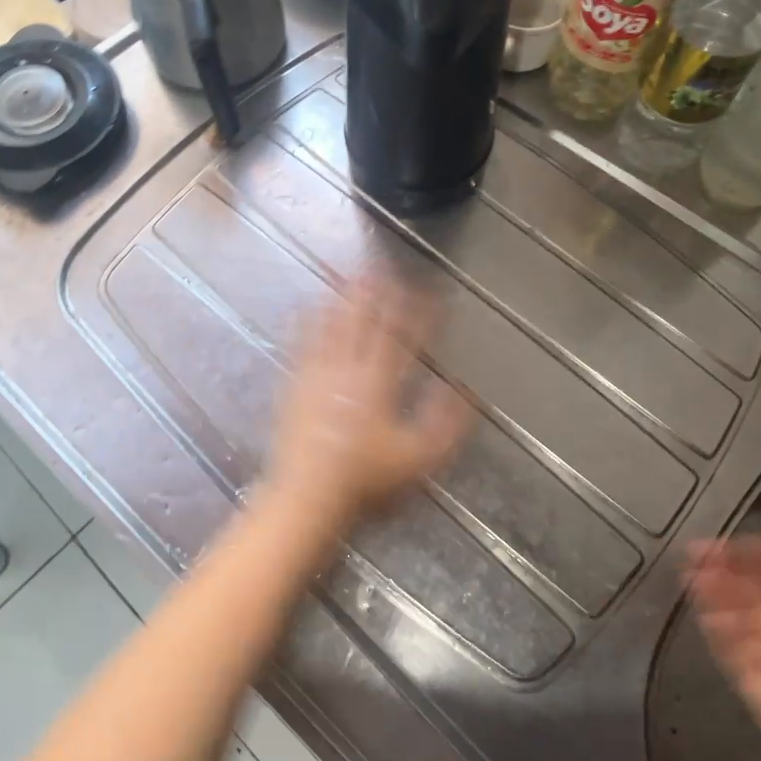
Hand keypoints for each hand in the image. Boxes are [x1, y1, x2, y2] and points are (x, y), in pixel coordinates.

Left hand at [262, 276, 471, 525]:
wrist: (307, 494)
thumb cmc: (367, 478)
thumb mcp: (419, 457)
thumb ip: (447, 422)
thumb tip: (466, 389)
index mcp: (381, 382)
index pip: (404, 336)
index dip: (420, 312)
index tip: (432, 292)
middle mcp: (349, 368)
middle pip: (365, 320)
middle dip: (379, 291)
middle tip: (387, 266)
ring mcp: (317, 373)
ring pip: (333, 323)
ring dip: (345, 296)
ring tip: (352, 271)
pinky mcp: (294, 383)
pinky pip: (301, 341)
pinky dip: (307, 319)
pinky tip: (308, 303)